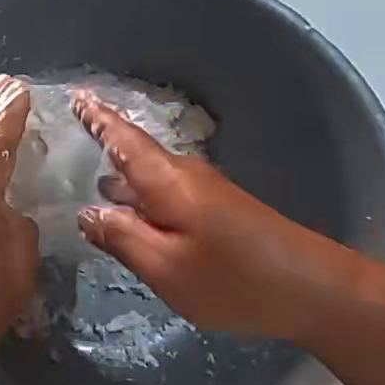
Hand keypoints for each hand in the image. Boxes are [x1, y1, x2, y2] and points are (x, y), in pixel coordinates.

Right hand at [72, 90, 384, 344]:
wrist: (314, 289)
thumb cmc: (234, 279)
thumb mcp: (165, 267)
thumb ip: (120, 237)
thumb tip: (85, 213)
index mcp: (167, 181)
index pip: (122, 138)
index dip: (97, 117)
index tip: (76, 95)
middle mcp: (184, 175)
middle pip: (135, 150)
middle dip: (103, 138)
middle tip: (69, 131)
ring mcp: (204, 192)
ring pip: (150, 174)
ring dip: (120, 168)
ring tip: (86, 170)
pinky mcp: (217, 210)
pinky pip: (165, 192)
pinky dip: (140, 191)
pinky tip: (127, 210)